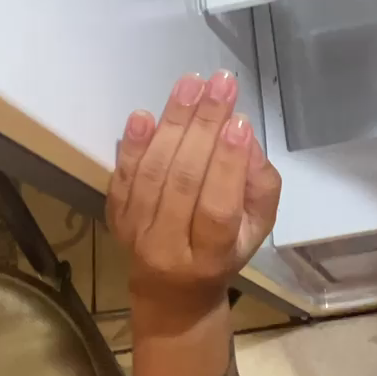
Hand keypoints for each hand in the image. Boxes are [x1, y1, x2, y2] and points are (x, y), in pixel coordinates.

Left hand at [107, 71, 281, 321]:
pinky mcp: (116, 216)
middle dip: (204, 127)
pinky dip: (132, 145)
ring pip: (152, 173)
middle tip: (220, 83)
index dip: (227, 165)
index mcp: (212, 256)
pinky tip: (145, 115)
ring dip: (172, 123)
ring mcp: (136, 232)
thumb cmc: (225, 252)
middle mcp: (168, 247)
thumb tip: (246, 142)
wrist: (172, 292)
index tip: (239, 122)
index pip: (218, 208)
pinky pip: (122, 178)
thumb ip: (261, 188)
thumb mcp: (258, 229)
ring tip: (191, 84)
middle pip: (183, 182)